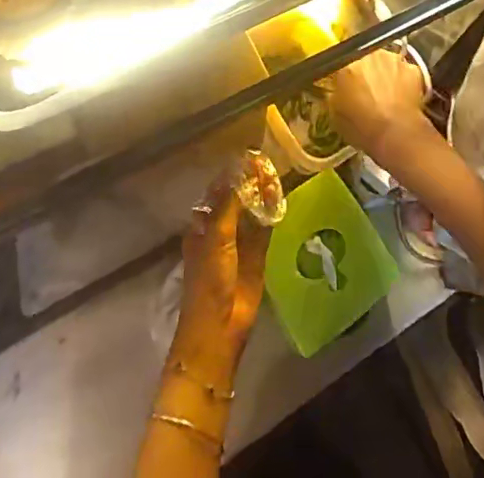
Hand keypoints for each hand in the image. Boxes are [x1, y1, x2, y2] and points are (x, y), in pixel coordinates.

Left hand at [170, 170, 269, 383]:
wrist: (220, 326)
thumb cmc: (209, 280)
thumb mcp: (216, 239)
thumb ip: (228, 208)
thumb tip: (238, 176)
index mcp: (202, 226)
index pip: (217, 193)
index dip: (231, 176)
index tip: (248, 157)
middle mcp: (220, 231)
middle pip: (236, 200)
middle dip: (249, 183)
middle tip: (267, 163)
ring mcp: (239, 243)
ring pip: (252, 213)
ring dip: (261, 196)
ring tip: (276, 175)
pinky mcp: (257, 256)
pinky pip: (265, 229)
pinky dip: (272, 214)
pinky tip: (281, 199)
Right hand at [328, 48, 437, 163]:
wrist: (398, 136)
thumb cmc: (362, 128)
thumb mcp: (335, 114)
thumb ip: (333, 94)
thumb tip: (334, 90)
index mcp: (346, 63)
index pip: (338, 61)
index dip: (341, 73)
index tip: (342, 84)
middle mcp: (369, 54)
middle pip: (363, 57)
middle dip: (364, 70)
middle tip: (365, 89)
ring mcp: (393, 59)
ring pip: (385, 61)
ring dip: (383, 72)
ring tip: (384, 93)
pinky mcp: (413, 69)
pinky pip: (403, 70)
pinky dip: (402, 79)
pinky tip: (400, 96)